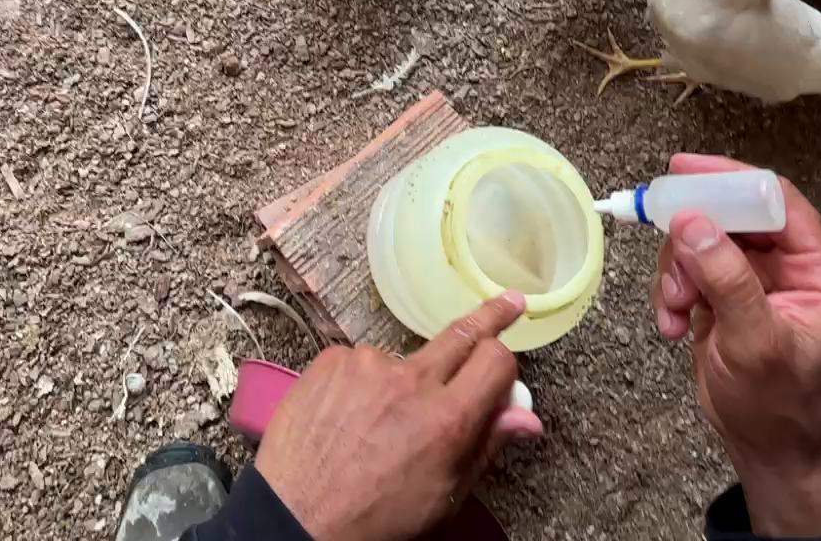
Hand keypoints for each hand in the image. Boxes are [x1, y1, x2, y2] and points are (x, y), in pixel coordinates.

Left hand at [254, 293, 544, 540]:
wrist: (294, 516)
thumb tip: (526, 416)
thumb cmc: (373, 517)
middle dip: (490, 314)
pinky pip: (362, 362)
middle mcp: (410, 380)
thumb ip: (484, 446)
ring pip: (404, 359)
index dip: (505, 356)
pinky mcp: (333, 356)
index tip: (511, 340)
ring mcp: (368, 362)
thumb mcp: (441, 497)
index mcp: (445, 419)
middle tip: (508, 302)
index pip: (495, 359)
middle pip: (461, 333)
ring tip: (377, 424)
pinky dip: (363, 383)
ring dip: (403, 381)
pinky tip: (348, 415)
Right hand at [651, 154, 820, 537]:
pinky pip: (689, 263)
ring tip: (676, 306)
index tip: (682, 169)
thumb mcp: (756, 343)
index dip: (730, 178)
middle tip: (665, 244)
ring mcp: (758, 276)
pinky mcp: (728, 287)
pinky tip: (674, 322)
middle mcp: (794, 265)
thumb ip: (727, 279)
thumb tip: (692, 220)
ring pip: (701, 237)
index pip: (777, 200)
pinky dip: (672, 288)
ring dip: (677, 269)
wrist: (766, 451)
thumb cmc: (778, 408)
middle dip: (692, 235)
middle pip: (731, 214)